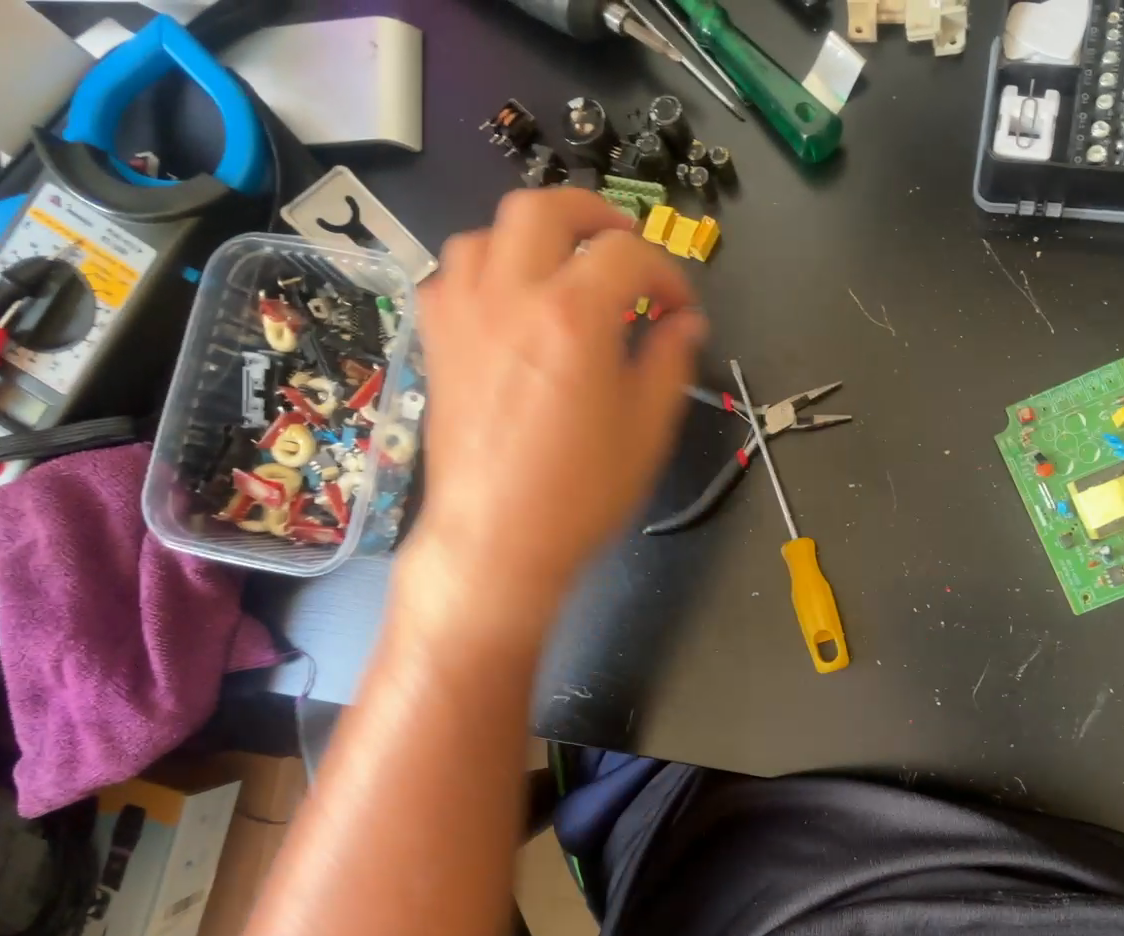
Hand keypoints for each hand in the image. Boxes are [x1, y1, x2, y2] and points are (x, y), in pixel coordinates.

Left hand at [402, 189, 705, 616]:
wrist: (498, 539)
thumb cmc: (582, 491)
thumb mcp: (648, 428)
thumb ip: (669, 360)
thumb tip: (686, 322)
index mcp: (574, 315)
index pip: (629, 255)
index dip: (666, 273)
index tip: (678, 308)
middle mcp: (512, 296)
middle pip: (545, 209)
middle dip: (593, 216)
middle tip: (622, 245)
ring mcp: (464, 314)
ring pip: (488, 232)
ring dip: (533, 238)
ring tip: (561, 268)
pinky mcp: (438, 340)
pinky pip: (451, 276)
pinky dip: (485, 271)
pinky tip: (507, 303)